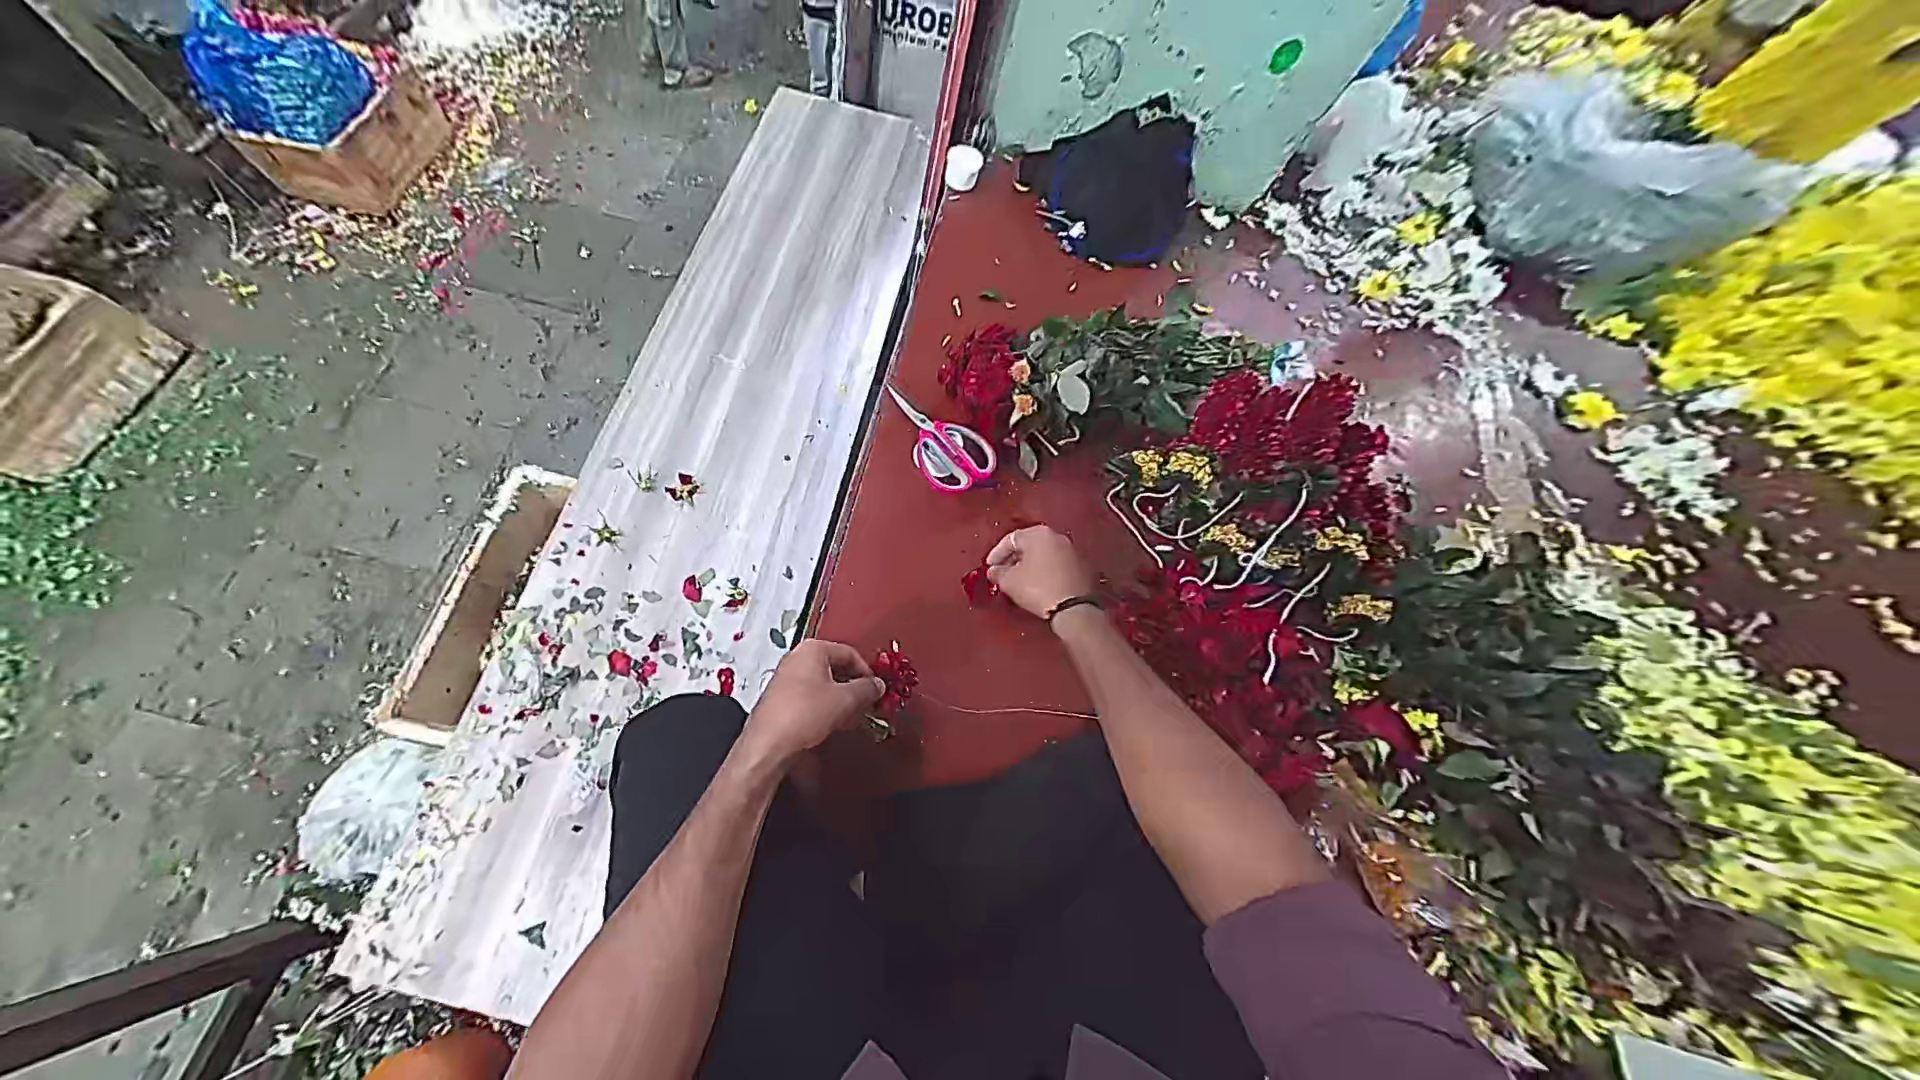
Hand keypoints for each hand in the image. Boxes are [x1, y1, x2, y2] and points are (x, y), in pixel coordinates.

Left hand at [740, 639, 883, 767]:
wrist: (768, 746)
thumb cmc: (805, 714)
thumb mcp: (845, 700)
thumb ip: (866, 689)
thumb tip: (878, 685)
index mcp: (812, 649)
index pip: (850, 653)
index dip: (867, 672)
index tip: (876, 689)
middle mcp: (797, 658)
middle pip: (836, 667)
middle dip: (854, 686)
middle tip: (867, 703)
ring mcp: (786, 678)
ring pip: (823, 684)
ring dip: (841, 698)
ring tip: (852, 716)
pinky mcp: (780, 699)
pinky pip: (810, 696)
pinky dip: (825, 706)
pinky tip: (832, 723)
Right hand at [985, 525, 1097, 619]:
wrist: (1073, 608)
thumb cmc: (1038, 588)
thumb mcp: (1009, 581)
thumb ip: (998, 572)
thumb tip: (995, 571)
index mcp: (1038, 534)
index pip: (1010, 539)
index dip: (997, 553)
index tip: (990, 567)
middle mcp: (1056, 537)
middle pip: (1029, 544)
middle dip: (1013, 558)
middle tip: (1002, 572)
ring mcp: (1071, 550)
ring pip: (1043, 553)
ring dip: (1029, 564)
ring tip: (1019, 579)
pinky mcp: (1081, 565)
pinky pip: (1056, 563)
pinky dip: (1044, 570)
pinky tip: (1038, 584)